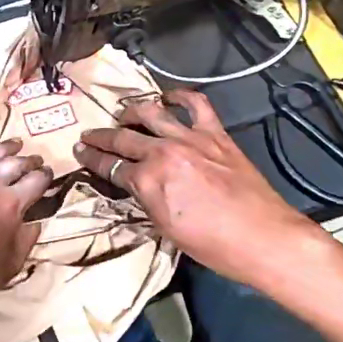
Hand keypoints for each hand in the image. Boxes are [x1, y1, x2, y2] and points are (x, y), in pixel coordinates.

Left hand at [0, 125, 51, 337]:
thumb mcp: (10, 266)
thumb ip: (26, 238)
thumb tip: (33, 220)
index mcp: (9, 204)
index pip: (36, 181)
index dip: (45, 178)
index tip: (47, 177)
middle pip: (15, 163)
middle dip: (29, 162)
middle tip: (34, 162)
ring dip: (6, 147)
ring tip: (15, 146)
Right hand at [75, 90, 317, 282]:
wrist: (263, 238)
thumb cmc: (211, 245)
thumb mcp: (164, 228)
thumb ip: (145, 198)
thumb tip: (136, 183)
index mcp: (147, 180)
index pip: (110, 165)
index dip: (91, 158)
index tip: (80, 150)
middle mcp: (164, 152)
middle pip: (123, 138)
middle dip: (101, 136)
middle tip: (89, 134)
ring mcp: (191, 138)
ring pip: (152, 113)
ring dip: (131, 111)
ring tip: (123, 115)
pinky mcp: (216, 134)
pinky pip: (195, 104)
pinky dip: (179, 97)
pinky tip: (169, 97)